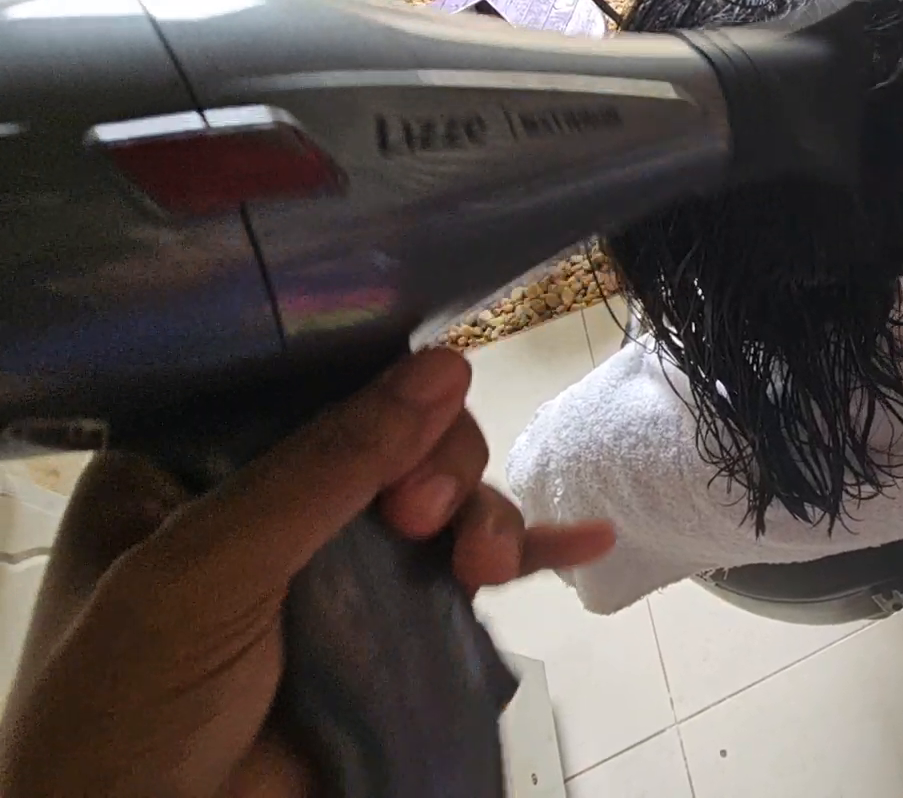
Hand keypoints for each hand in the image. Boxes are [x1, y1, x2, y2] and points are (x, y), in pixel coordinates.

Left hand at [0, 348, 614, 797]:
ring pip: (457, 493)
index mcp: (205, 474)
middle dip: (440, 468)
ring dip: (490, 518)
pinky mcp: (409, 606)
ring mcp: (356, 556)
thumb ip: (329, 468)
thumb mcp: (207, 576)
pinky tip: (592, 538)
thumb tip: (449, 363)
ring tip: (485, 569)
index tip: (404, 439)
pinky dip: (542, 545)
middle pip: (407, 436)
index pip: (317, 390)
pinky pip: (490, 556)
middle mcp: (290, 502)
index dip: (379, 397)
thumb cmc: (132, 716)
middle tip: (424, 520)